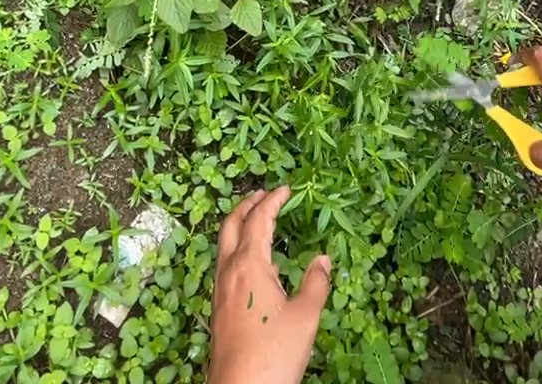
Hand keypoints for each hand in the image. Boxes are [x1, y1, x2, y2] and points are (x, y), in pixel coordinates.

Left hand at [208, 186, 331, 383]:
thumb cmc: (274, 353)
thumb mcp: (305, 316)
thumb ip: (316, 283)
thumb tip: (322, 259)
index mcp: (249, 264)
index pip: (259, 220)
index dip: (272, 200)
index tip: (286, 189)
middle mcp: (229, 271)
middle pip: (231, 224)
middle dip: (246, 205)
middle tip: (262, 194)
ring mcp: (220, 290)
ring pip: (225, 245)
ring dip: (240, 226)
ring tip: (259, 223)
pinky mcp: (219, 308)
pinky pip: (226, 264)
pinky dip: (239, 249)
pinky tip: (257, 265)